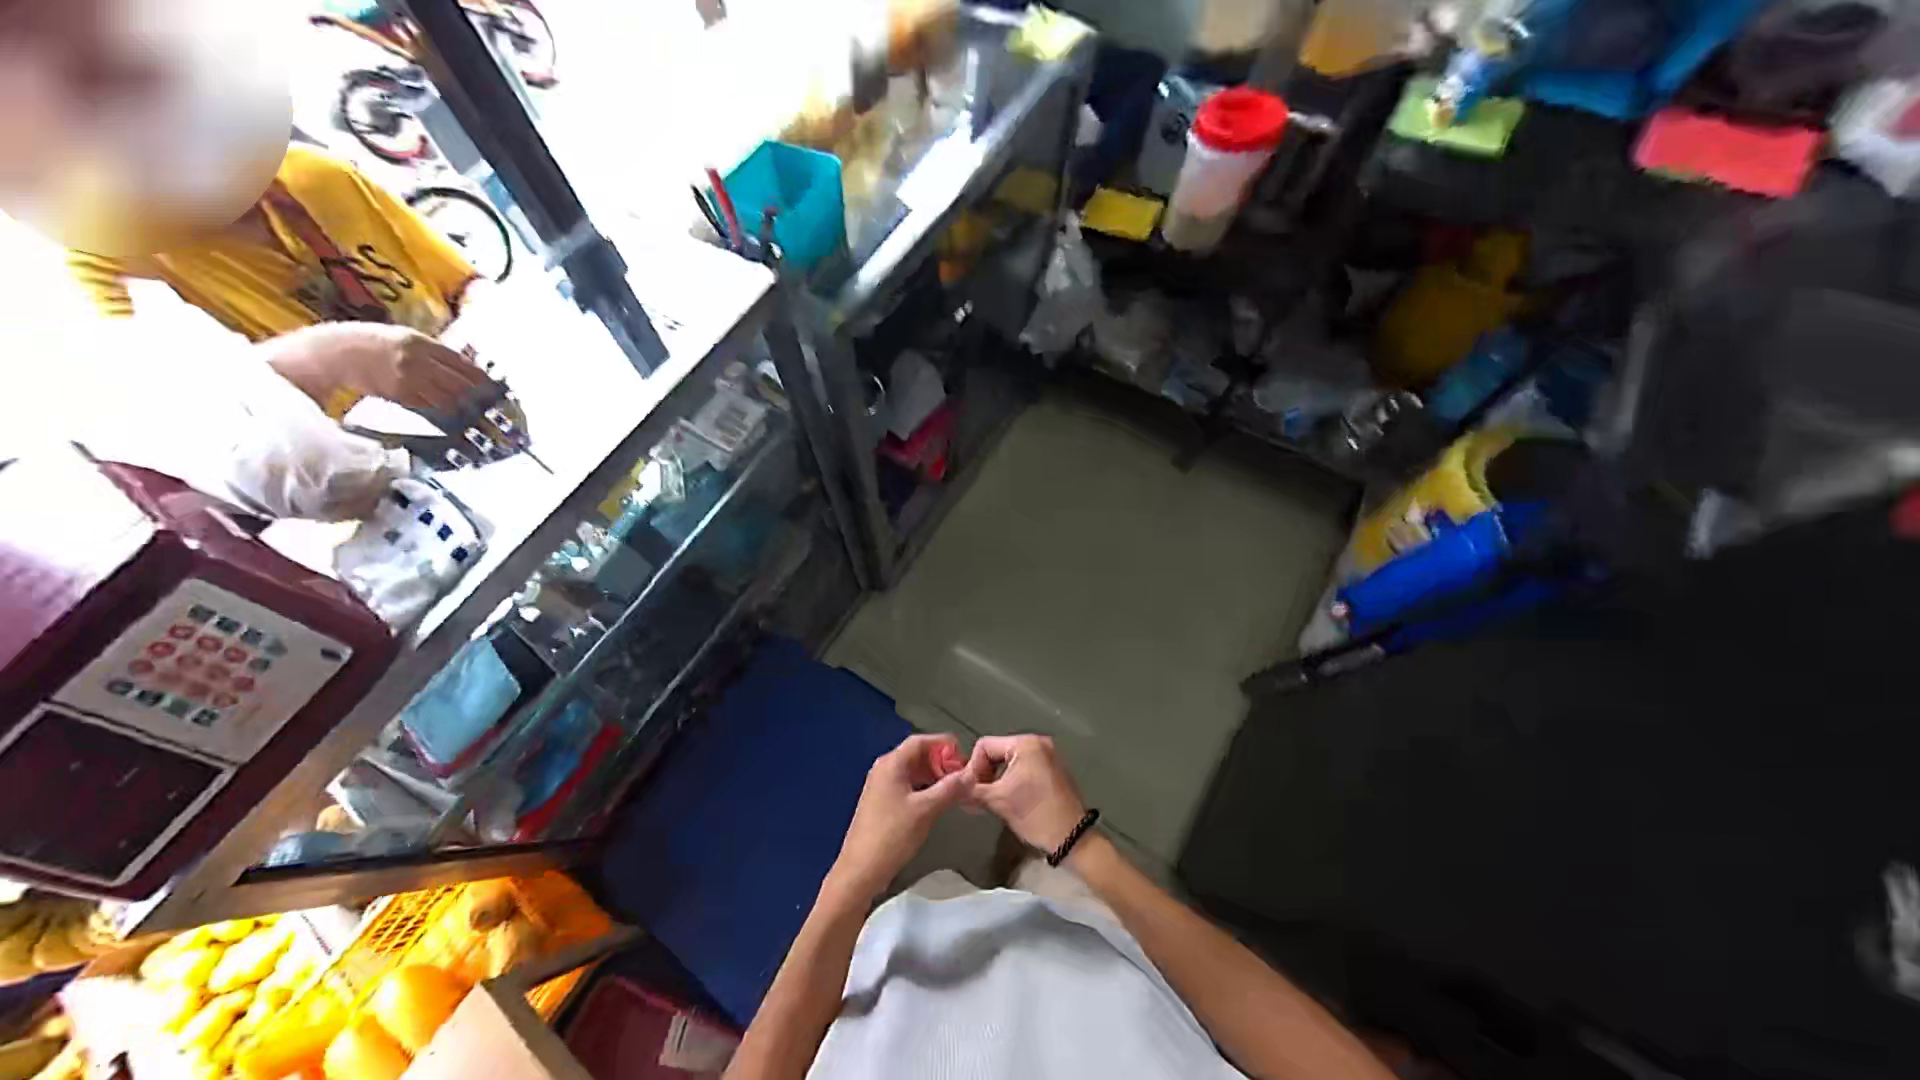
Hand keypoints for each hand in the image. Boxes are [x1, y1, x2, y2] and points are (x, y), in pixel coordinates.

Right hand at [266, 322, 492, 412]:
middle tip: (489, 401)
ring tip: (473, 408)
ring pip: (446, 396)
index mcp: (418, 342)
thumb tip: (462, 364)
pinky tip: (447, 409)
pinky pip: (428, 404)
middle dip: (476, 392)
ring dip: (461, 403)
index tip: (493, 384)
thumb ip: (431, 350)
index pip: (459, 361)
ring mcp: (407, 378)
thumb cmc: (367, 342)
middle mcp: (416, 359)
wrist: (331, 353)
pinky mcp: (398, 394)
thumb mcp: (401, 337)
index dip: (479, 375)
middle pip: (458, 381)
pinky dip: (440, 407)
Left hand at [826, 734, 972, 902]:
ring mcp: (880, 786)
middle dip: (940, 761)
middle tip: (961, 775)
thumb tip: (971, 774)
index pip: (920, 741)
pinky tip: (936, 801)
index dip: (944, 745)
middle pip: (916, 755)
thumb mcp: (926, 810)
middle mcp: (884, 769)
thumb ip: (950, 789)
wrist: (861, 870)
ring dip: (933, 776)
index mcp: (891, 764)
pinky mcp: (881, 803)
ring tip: (953, 789)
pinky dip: (923, 787)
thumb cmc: (892, 835)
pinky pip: (906, 785)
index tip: (963, 756)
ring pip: (912, 771)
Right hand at [966, 734, 1087, 855]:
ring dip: (997, 778)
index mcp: (1025, 744)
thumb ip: (972, 790)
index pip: (985, 746)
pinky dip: (1012, 780)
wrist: (1071, 838)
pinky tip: (1008, 799)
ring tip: (990, 800)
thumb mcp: (998, 801)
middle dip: (984, 773)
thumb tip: (953, 789)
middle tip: (978, 796)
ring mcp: (1048, 755)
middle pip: (997, 751)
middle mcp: (1038, 743)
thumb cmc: (1034, 814)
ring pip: (1010, 761)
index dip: (973, 767)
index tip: (970, 790)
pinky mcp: (1053, 769)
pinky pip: (1024, 767)